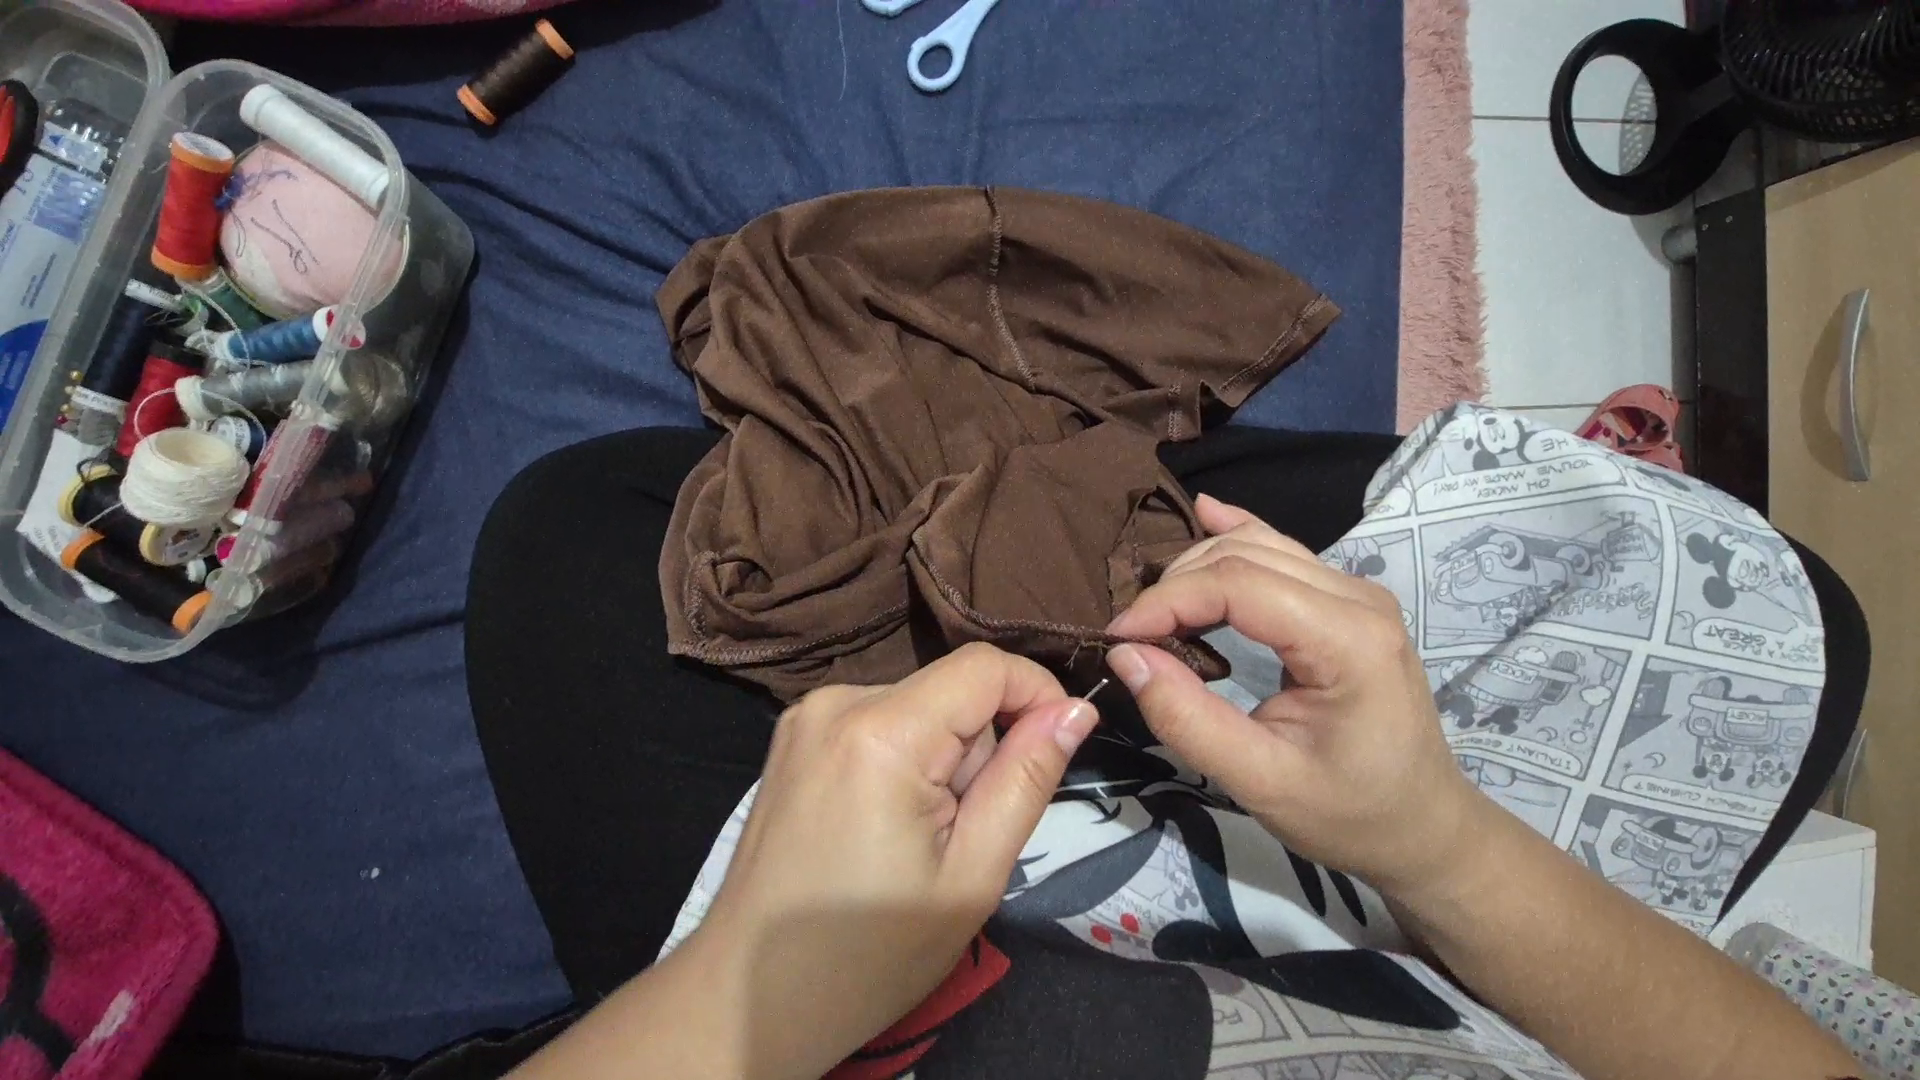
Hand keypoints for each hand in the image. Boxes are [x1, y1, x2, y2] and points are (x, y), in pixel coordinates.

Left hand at [691, 643, 1098, 1079]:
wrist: (752, 995)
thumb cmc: (870, 952)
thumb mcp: (972, 875)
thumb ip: (1027, 779)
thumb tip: (1077, 709)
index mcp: (881, 732)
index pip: (984, 666)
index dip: (1036, 692)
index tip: (1058, 747)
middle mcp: (837, 701)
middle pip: (950, 691)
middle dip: (978, 749)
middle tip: (959, 832)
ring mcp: (807, 714)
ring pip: (919, 706)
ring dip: (940, 758)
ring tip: (914, 837)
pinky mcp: (794, 734)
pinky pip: (880, 720)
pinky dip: (903, 757)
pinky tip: (881, 821)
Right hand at [1103, 495, 1487, 897]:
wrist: (1423, 827)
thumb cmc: (1348, 813)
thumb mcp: (1260, 783)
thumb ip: (1187, 719)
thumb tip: (1125, 655)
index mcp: (1348, 640)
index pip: (1237, 584)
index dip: (1167, 600)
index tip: (1119, 637)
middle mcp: (1357, 597)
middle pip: (1242, 556)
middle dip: (1174, 586)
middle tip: (1133, 637)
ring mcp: (1355, 591)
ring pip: (1256, 545)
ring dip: (1194, 569)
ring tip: (1155, 613)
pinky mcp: (1345, 598)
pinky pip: (1279, 550)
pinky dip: (1233, 534)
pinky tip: (1205, 513)